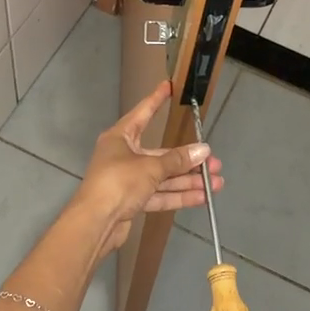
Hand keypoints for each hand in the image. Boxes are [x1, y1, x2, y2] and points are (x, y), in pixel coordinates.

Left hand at [74, 81, 222, 256]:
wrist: (95, 223)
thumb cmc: (118, 183)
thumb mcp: (151, 167)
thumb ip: (178, 160)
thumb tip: (204, 151)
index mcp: (120, 138)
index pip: (143, 114)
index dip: (156, 100)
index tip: (167, 87)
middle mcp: (124, 156)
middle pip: (160, 154)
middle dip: (187, 160)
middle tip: (213, 162)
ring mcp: (128, 180)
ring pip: (163, 177)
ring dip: (188, 180)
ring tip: (215, 182)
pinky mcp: (132, 201)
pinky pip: (159, 194)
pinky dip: (178, 195)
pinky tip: (201, 197)